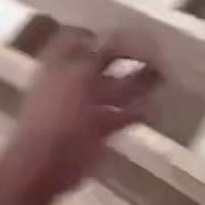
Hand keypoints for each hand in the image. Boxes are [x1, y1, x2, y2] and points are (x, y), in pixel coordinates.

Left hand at [8, 26, 161, 194]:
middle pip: (103, 64)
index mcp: (60, 66)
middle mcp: (71, 83)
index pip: (83, 40)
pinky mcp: (96, 133)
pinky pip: (119, 117)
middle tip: (155, 55)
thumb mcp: (78, 76)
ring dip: (138, 84)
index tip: (134, 36)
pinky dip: (137, 112)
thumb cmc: (57, 117)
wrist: (42, 168)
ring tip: (162, 79)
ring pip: (114, 91)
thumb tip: (115, 36)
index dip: (105, 35)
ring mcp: (83, 109)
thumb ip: (98, 55)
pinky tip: (153, 109)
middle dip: (129, 58)